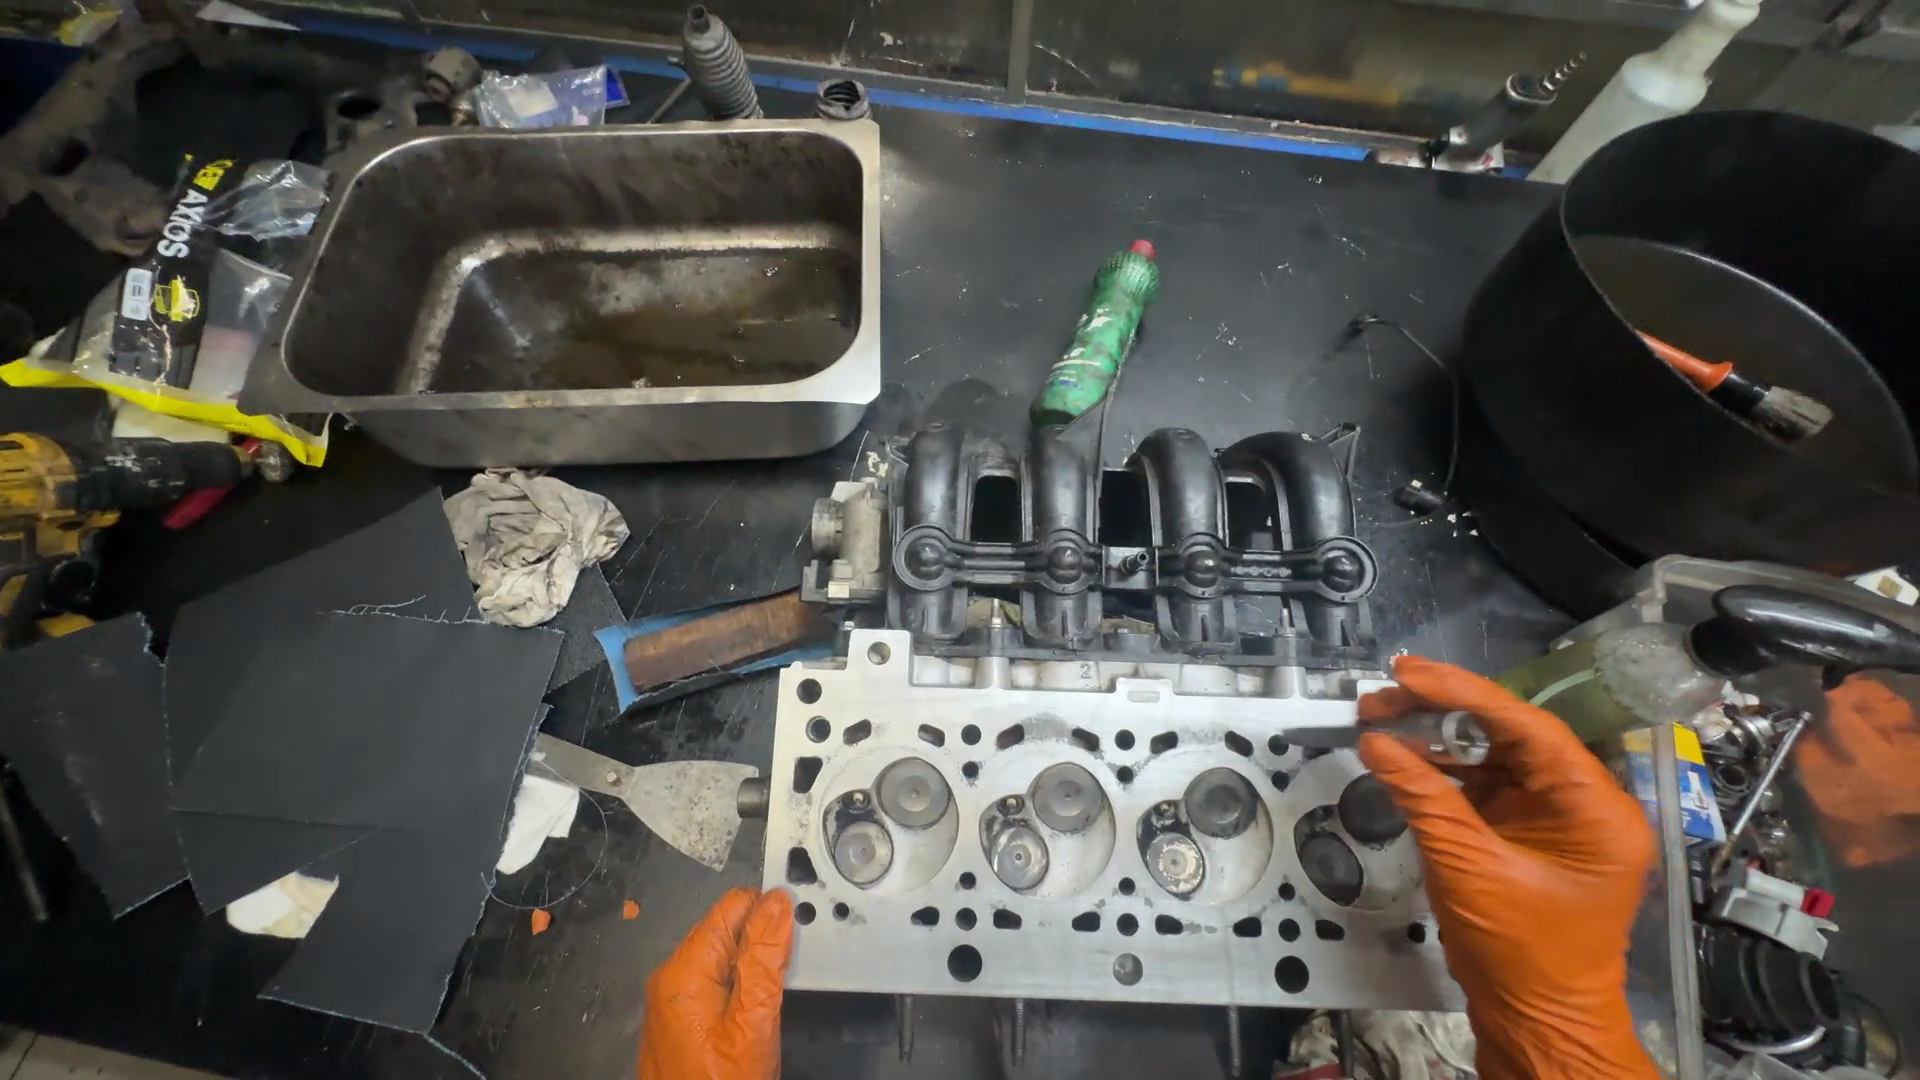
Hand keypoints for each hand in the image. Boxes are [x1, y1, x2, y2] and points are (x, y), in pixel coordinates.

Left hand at [638, 887, 792, 1079]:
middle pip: (728, 926)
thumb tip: (779, 901)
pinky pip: (716, 979)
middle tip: (789, 972)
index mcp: (685, 968)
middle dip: (763, 938)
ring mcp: (674, 999)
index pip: (734, 905)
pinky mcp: (681, 1019)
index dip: (771, 911)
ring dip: (755, 963)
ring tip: (775, 995)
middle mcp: (672, 975)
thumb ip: (765, 958)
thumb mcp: (753, 1023)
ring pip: (725, 953)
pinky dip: (742, 984)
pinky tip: (757, 1011)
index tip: (798, 937)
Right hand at [1358, 655, 1657, 1079]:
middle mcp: (1576, 800)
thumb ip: (1421, 796)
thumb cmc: (1522, 949)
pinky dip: (1433, 761)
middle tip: (1381, 694)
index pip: (1528, 728)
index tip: (1408, 674)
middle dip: (1440, 708)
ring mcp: (1545, 810)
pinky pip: (1473, 775)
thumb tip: (1374, 741)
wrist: (1534, 1013)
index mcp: (1593, 808)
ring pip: (1485, 748)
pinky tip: (1397, 750)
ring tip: (1376, 715)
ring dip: (1431, 731)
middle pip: (1505, 730)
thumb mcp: (1466, 865)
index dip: (1464, 693)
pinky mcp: (1515, 823)